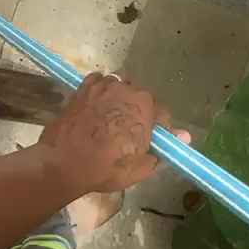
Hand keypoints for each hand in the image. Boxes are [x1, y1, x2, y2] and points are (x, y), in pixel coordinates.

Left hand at [35, 73, 183, 194]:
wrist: (64, 161)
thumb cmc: (107, 166)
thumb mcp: (142, 166)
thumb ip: (163, 148)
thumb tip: (185, 136)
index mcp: (145, 105)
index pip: (162, 113)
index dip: (159, 128)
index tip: (152, 139)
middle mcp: (126, 89)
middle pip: (140, 96)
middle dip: (139, 110)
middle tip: (130, 129)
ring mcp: (101, 86)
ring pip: (118, 83)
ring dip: (119, 95)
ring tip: (111, 114)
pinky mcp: (81, 89)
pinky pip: (96, 81)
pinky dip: (99, 89)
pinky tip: (95, 103)